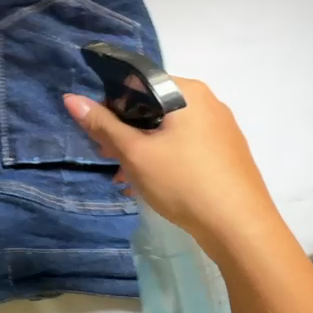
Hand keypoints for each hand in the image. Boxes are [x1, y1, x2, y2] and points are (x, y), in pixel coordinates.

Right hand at [63, 78, 283, 258]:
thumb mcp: (135, 153)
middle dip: (125, 130)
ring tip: (126, 177)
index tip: (98, 131)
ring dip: (142, 147)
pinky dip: (164, 155)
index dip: (110, 103)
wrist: (242, 230)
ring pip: (168, 128)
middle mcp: (208, 102)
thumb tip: (71, 99)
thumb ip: (102, 124)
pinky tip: (151, 182)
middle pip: (152, 106)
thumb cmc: (184, 182)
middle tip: (108, 157)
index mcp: (187, 92)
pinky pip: (186, 143)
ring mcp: (221, 128)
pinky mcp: (228, 152)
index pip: (136, 82)